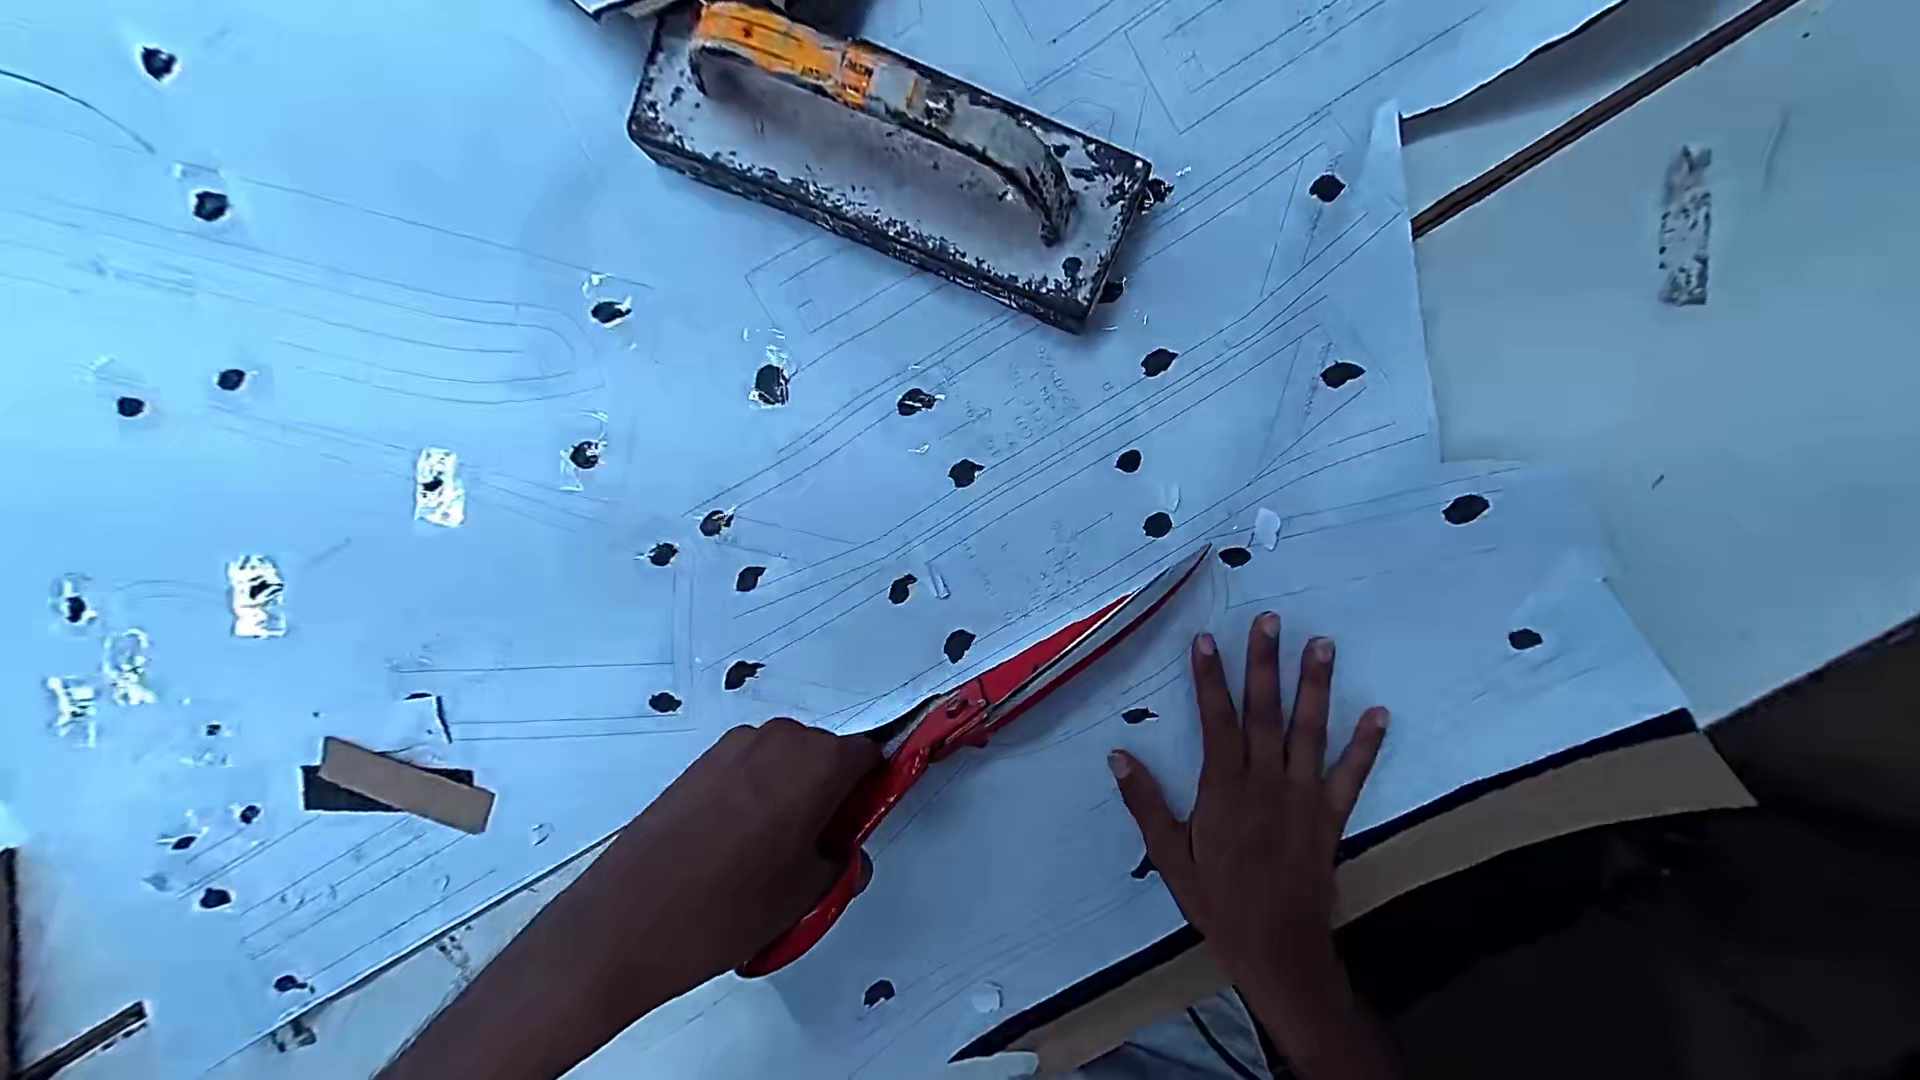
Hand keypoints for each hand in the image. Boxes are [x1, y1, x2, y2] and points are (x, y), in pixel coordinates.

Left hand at [592, 717, 880, 991]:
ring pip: (787, 760)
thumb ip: (845, 863)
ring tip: (767, 850)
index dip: (871, 787)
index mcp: (820, 764)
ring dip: (791, 791)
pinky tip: (733, 842)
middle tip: (816, 844)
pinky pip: (750, 765)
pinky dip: (755, 791)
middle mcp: (783, 739)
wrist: (626, 920)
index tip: (860, 818)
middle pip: (827, 754)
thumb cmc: (724, 906)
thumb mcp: (808, 895)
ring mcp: (739, 744)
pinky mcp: (704, 758)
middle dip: (831, 792)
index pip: (870, 754)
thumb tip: (846, 854)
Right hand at [1109, 614, 1397, 1079]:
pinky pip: (1350, 775)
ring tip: (1322, 645)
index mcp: (1223, 788)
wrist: (1278, 949)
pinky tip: (1378, 713)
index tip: (1207, 640)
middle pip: (1264, 712)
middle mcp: (1265, 782)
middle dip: (1264, 664)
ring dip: (1315, 687)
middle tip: (1271, 622)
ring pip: (1308, 732)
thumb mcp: (1168, 855)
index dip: (1210, 678)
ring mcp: (1303, 796)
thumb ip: (1144, 802)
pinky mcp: (1330, 816)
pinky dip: (1366, 745)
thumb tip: (1118, 756)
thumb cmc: (1218, 899)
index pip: (1216, 720)